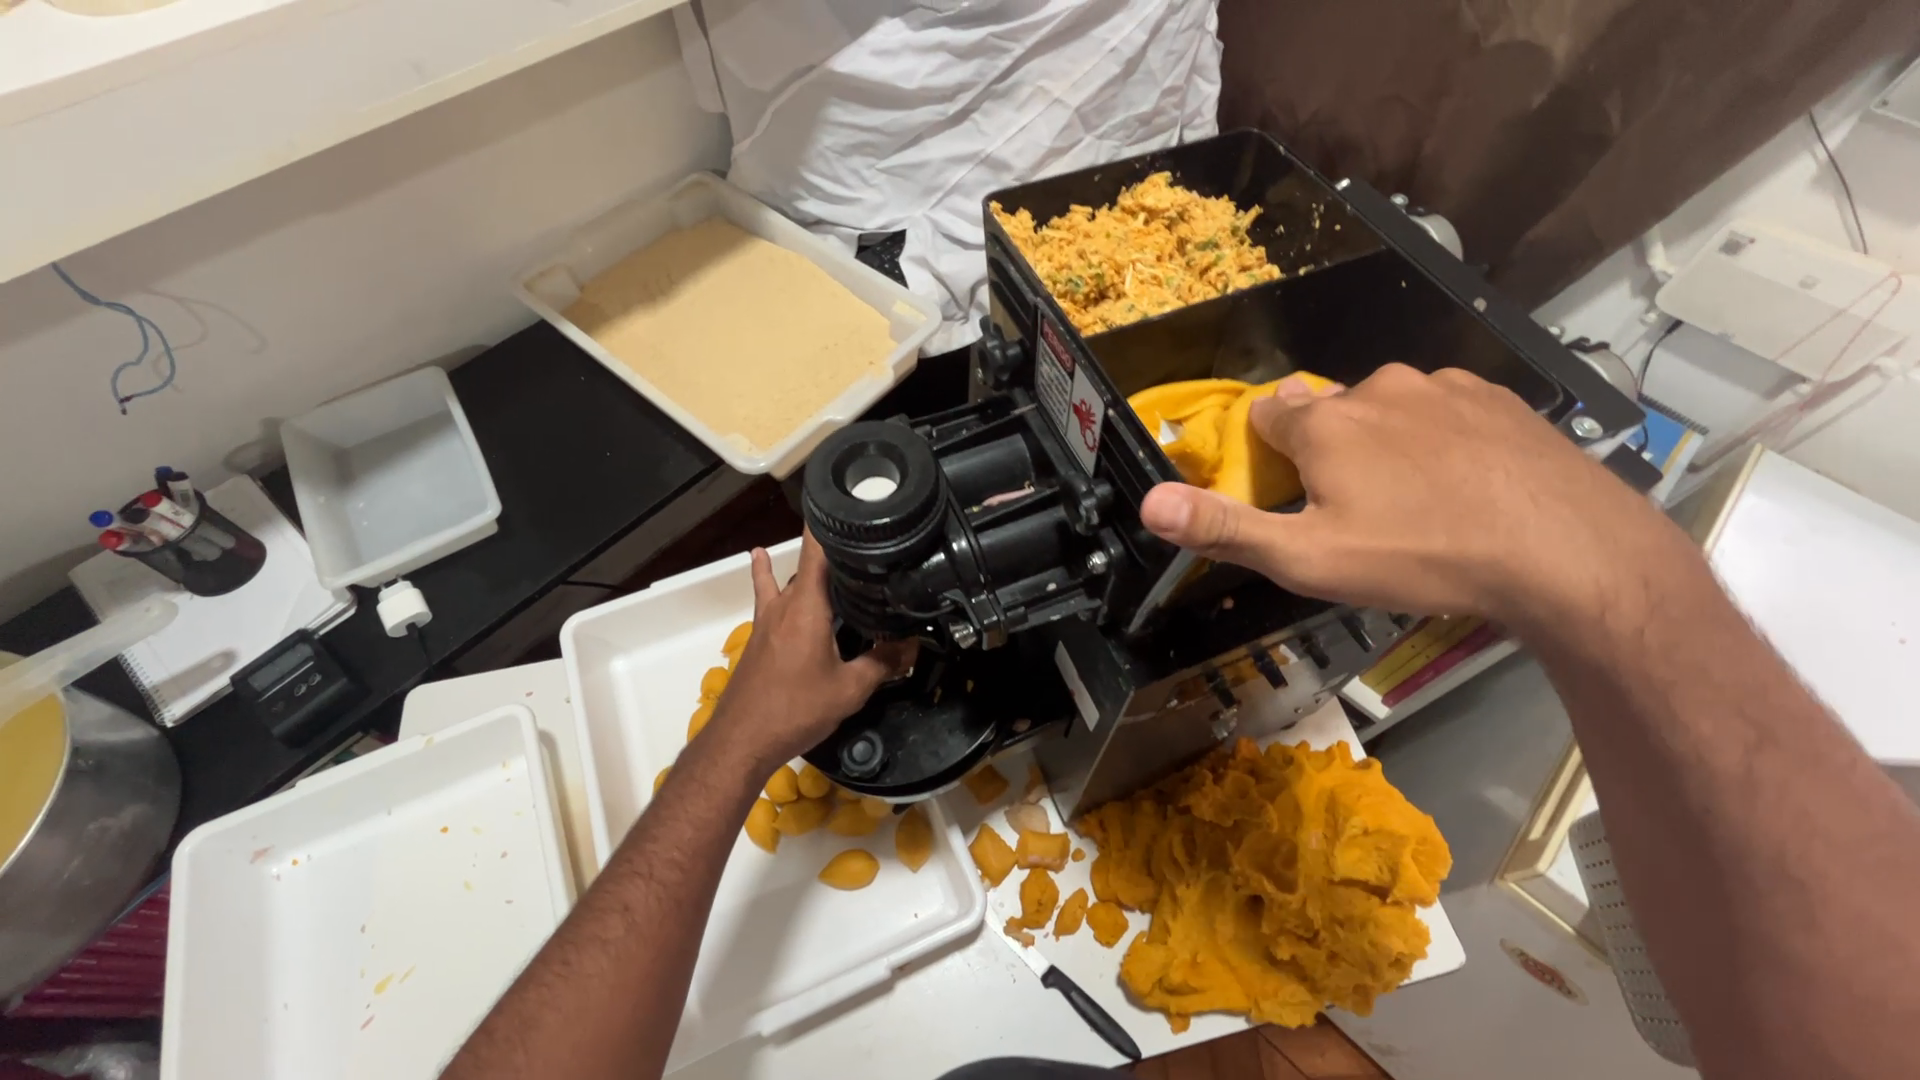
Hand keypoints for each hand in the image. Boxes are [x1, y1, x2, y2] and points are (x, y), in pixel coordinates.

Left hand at [708, 532, 916, 769]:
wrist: (742, 739)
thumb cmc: (796, 709)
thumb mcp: (850, 689)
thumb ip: (883, 663)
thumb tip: (913, 645)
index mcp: (808, 606)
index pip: (818, 550)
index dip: (829, 521)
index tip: (848, 499)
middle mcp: (785, 603)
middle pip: (809, 563)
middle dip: (836, 551)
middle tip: (867, 544)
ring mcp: (768, 617)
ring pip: (792, 579)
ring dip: (810, 566)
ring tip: (833, 550)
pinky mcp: (761, 634)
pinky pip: (771, 594)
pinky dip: (770, 574)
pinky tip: (761, 557)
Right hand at [1137, 365, 1689, 629]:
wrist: (1566, 552)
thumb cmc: (1420, 556)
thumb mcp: (1306, 560)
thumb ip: (1223, 527)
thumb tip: (1149, 502)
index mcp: (1322, 423)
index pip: (1266, 418)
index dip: (1268, 457)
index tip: (1290, 495)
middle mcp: (1375, 387)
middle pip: (1326, 412)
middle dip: (1325, 450)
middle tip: (1354, 511)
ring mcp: (1441, 386)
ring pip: (1385, 408)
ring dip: (1381, 442)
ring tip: (1413, 502)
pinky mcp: (1496, 397)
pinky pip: (1441, 409)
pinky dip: (1436, 437)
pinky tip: (1462, 483)